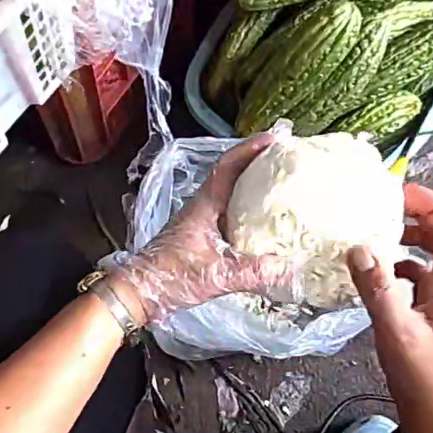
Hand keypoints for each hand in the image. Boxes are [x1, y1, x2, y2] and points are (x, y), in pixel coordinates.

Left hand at [108, 133, 300, 322]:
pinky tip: (265, 222)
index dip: (250, 149)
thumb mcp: (216, 276)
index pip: (228, 167)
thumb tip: (291, 270)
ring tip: (283, 184)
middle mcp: (204, 208)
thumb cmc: (171, 276)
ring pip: (233, 195)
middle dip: (259, 164)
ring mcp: (202, 222)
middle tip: (287, 158)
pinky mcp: (202, 237)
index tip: (275, 139)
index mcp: (204, 206)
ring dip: (255, 187)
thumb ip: (253, 273)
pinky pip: (231, 216)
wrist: (141, 292)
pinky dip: (250, 212)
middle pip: (234, 176)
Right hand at [346, 183, 432, 432]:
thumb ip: (377, 289)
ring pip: (429, 256)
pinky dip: (395, 265)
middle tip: (382, 208)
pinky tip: (372, 270)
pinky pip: (414, 276)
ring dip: (405, 240)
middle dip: (417, 218)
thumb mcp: (396, 330)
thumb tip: (358, 249)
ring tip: (374, 234)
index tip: (401, 194)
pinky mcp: (426, 313)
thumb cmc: (423, 377)